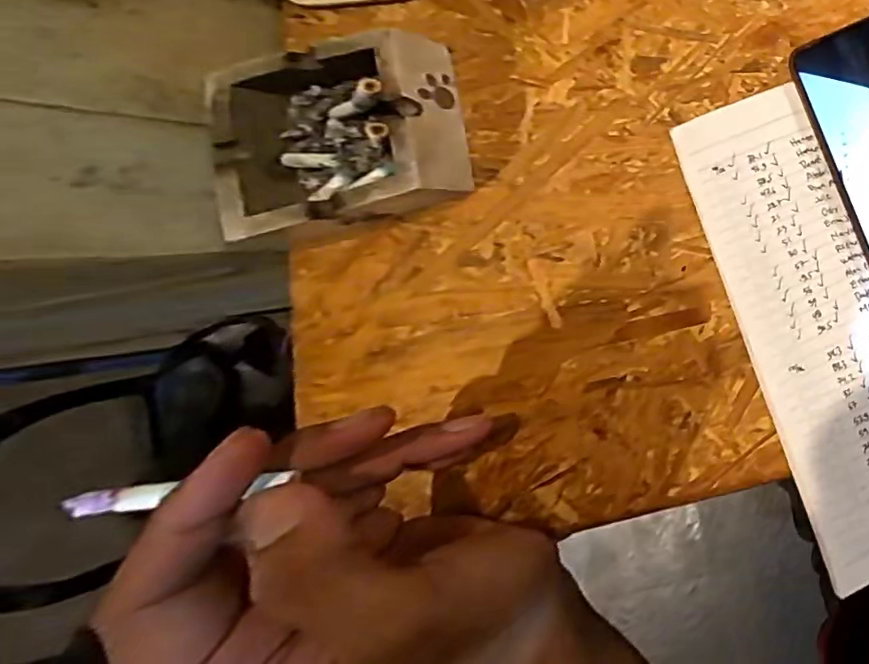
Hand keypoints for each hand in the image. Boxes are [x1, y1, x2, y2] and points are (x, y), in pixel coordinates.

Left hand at [89, 408, 631, 663]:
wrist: (533, 617)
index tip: (248, 444)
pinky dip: (419, 449)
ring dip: (384, 450)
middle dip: (314, 460)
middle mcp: (253, 616)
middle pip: (243, 521)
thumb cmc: (468, 627)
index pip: (153, 598)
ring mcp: (310, 569)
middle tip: (377, 422)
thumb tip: (273, 499)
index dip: (187, 517)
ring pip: (313, 486)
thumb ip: (320, 574)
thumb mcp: (394, 614)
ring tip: (454, 433)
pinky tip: (468, 437)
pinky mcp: (360, 536)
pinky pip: (368, 479)